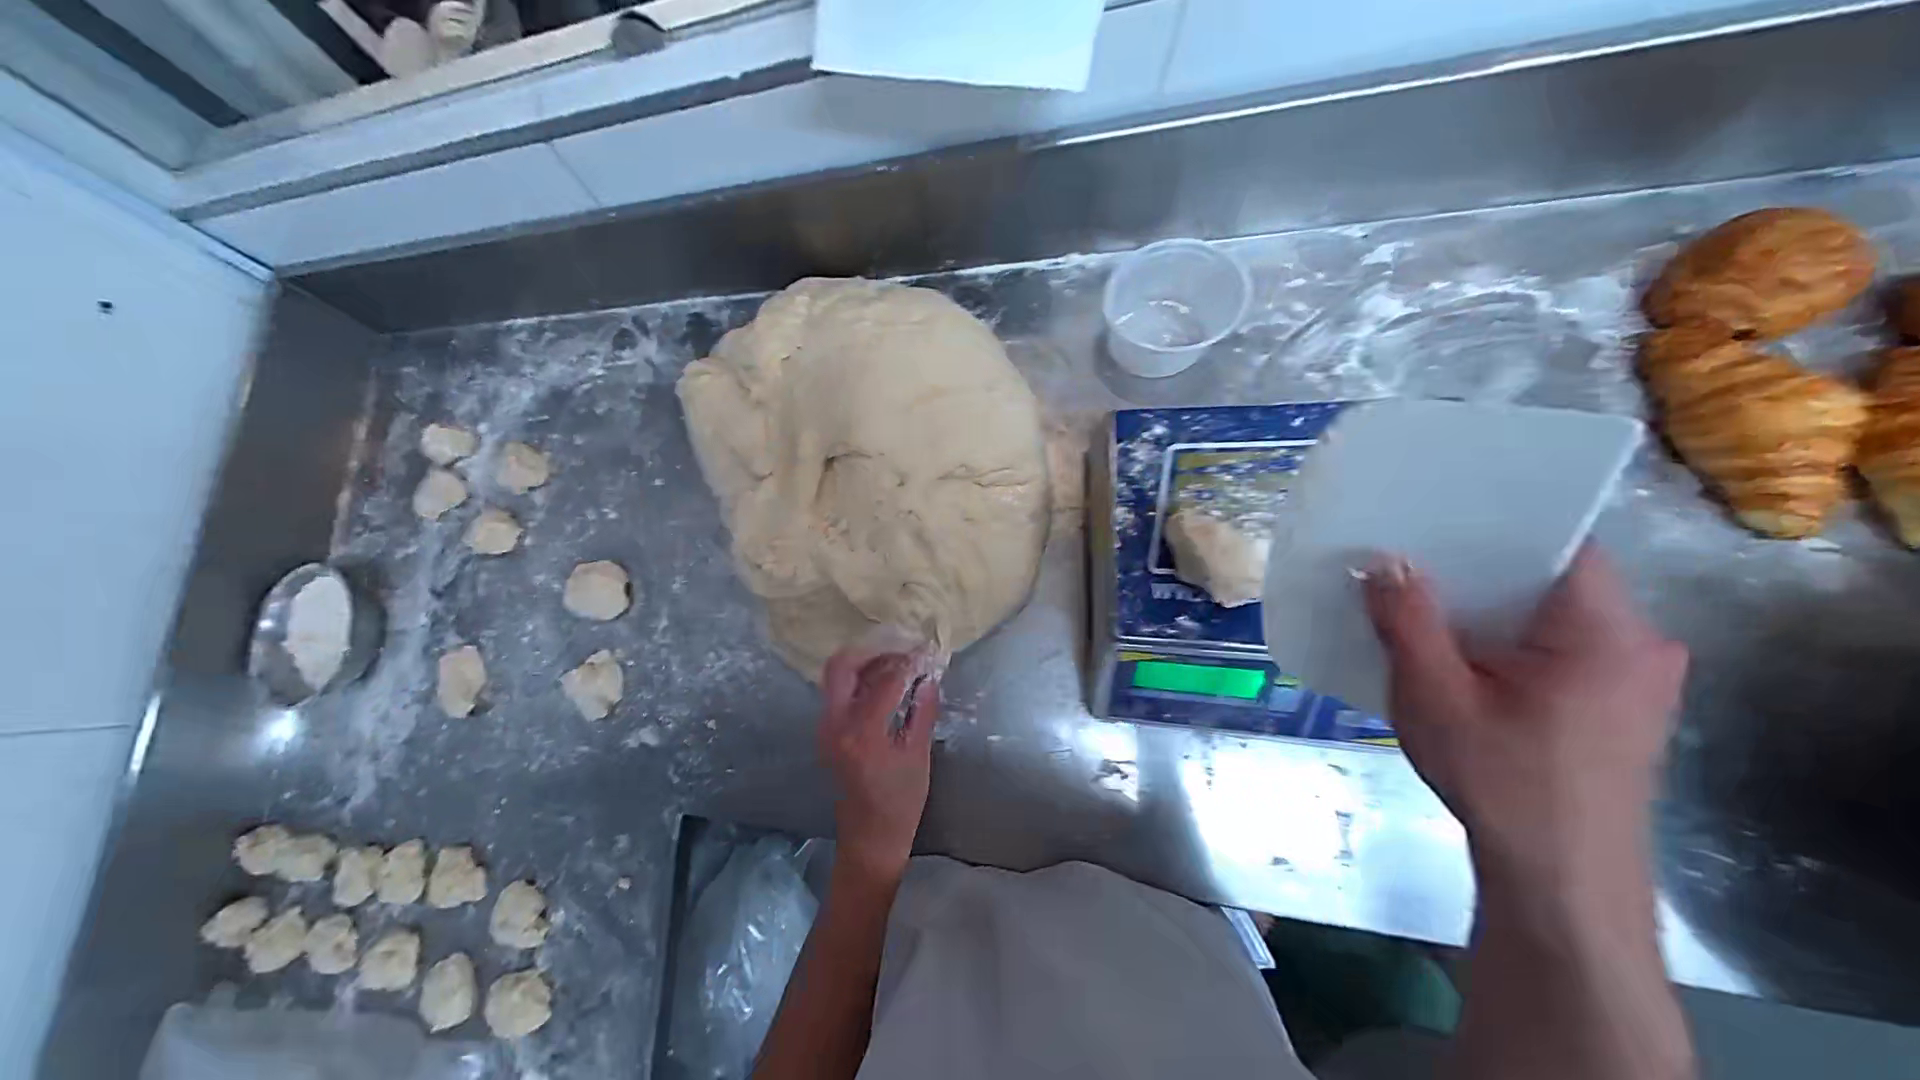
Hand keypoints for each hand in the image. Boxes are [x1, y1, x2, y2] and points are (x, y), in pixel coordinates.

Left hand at [818, 648, 939, 880]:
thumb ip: (922, 712)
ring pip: (838, 676)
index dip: (909, 662)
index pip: (885, 680)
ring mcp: (826, 727)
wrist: (869, 837)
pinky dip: (861, 680)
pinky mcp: (827, 731)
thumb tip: (930, 677)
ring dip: (866, 663)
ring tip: (898, 662)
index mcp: (862, 733)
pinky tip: (886, 682)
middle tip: (903, 649)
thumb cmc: (900, 802)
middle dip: (874, 651)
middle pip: (843, 666)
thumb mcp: (918, 755)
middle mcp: (835, 724)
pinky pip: (839, 692)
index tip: (927, 653)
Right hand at [1363, 545, 1687, 890]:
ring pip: (1553, 615)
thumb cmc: (1501, 780)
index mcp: (1607, 631)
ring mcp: (1639, 678)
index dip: (1494, 524)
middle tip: (1410, 564)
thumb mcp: (1434, 694)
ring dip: (1492, 611)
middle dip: (1479, 572)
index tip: (1433, 520)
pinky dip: (1510, 643)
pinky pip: (1561, 647)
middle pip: (1552, 577)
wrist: (1560, 880)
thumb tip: (1382, 561)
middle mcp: (1641, 643)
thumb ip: (1408, 620)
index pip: (1559, 542)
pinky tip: (1464, 660)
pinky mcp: (1622, 706)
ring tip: (1428, 608)